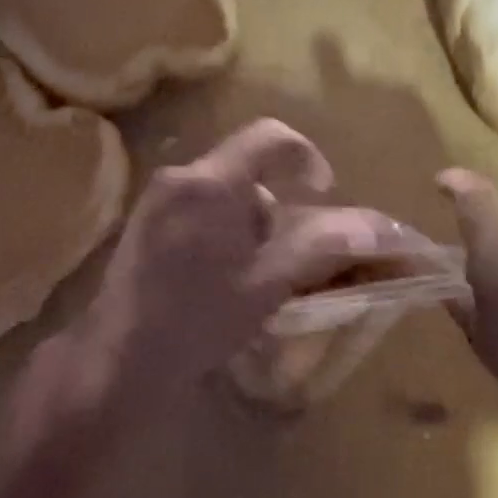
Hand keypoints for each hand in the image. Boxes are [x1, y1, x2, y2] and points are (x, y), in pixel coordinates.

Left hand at [80, 120, 408, 404]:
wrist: (117, 360)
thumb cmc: (197, 321)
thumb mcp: (268, 285)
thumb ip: (322, 247)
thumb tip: (380, 227)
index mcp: (210, 183)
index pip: (271, 137)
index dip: (308, 158)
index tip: (322, 196)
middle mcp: (179, 178)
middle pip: (246, 170)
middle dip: (277, 207)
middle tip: (288, 255)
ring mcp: (155, 202)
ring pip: (222, 193)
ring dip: (250, 224)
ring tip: (255, 277)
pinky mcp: (141, 226)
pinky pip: (197, 210)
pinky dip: (222, 232)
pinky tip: (220, 281)